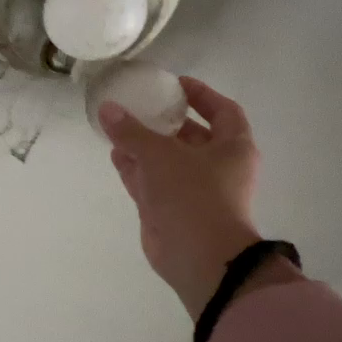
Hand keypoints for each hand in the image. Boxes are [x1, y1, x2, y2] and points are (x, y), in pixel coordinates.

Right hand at [97, 77, 291, 315]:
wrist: (199, 257)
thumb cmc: (193, 196)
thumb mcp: (161, 155)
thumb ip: (132, 131)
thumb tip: (107, 108)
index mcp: (233, 148)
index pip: (223, 111)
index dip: (201, 94)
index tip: (174, 84)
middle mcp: (217, 167)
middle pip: (192, 135)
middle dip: (165, 121)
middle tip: (139, 105)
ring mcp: (193, 190)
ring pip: (167, 159)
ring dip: (145, 144)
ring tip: (118, 126)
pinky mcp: (171, 209)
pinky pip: (152, 180)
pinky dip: (135, 167)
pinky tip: (115, 153)